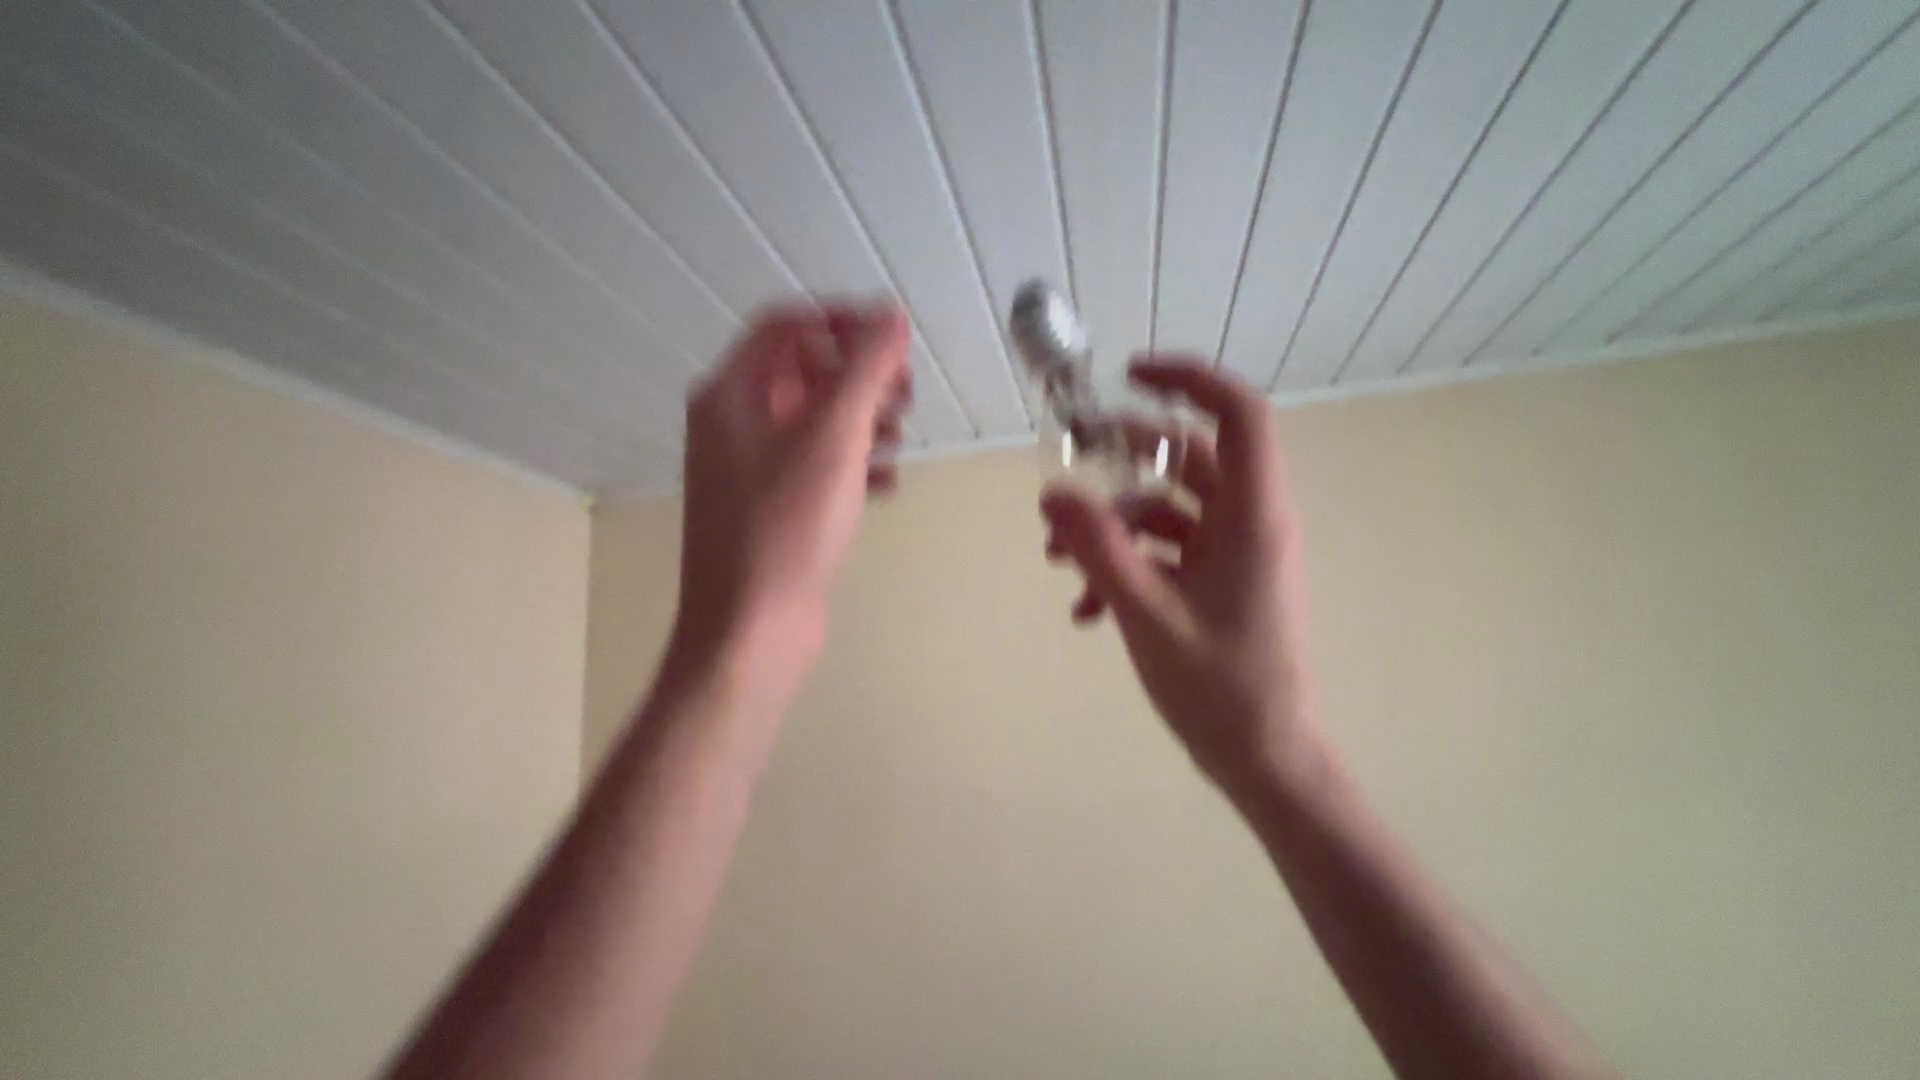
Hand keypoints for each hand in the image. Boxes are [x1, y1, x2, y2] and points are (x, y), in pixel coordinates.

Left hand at [672, 303, 909, 693]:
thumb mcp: (833, 438)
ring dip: (860, 418)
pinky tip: (885, 481)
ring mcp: (747, 468)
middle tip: (905, 395)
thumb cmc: (788, 526)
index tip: (894, 343)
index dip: (842, 321)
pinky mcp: (767, 507)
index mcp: (731, 393)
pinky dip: (850, 461)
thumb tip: (892, 314)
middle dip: (859, 375)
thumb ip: (865, 370)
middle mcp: (731, 422)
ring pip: (811, 419)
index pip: (787, 324)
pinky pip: (812, 464)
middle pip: (802, 370)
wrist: (751, 627)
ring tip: (900, 437)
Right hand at [1041, 357, 1325, 798]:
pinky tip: (1084, 610)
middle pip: (1188, 457)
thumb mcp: (1146, 614)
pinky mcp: (1217, 585)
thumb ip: (1098, 548)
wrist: (1265, 761)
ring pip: (1167, 509)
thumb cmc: (1218, 688)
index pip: (1238, 414)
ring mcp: (1232, 555)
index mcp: (1253, 517)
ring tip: (1056, 558)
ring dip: (1111, 524)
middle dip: (1121, 458)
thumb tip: (1052, 493)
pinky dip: (1125, 564)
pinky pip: (1166, 553)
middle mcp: (1248, 523)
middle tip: (1066, 462)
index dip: (1188, 380)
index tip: (1128, 375)